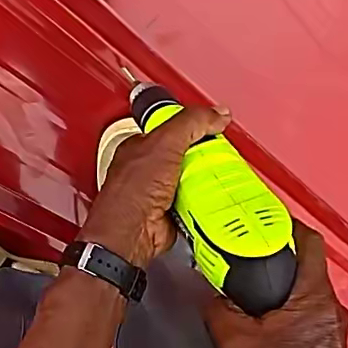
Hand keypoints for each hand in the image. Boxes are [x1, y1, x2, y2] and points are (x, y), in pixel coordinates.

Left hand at [78, 104, 228, 267]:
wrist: (131, 235)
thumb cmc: (130, 194)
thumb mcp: (164, 144)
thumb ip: (190, 123)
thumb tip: (217, 113)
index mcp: (141, 147)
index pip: (173, 127)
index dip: (194, 124)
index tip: (214, 125)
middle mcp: (149, 169)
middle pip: (187, 154)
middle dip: (205, 155)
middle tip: (217, 156)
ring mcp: (161, 193)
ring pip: (195, 179)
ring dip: (207, 180)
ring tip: (215, 178)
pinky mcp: (173, 213)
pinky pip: (198, 202)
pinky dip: (207, 202)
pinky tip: (209, 199)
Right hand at [203, 222, 347, 347]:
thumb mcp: (236, 342)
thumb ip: (218, 308)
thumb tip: (207, 291)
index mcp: (314, 296)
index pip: (308, 240)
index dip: (285, 223)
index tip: (265, 218)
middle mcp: (330, 308)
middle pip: (305, 265)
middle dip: (276, 257)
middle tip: (248, 254)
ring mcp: (331, 328)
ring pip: (304, 292)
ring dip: (280, 287)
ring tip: (251, 290)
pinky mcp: (326, 346)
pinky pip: (306, 314)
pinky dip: (285, 310)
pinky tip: (263, 325)